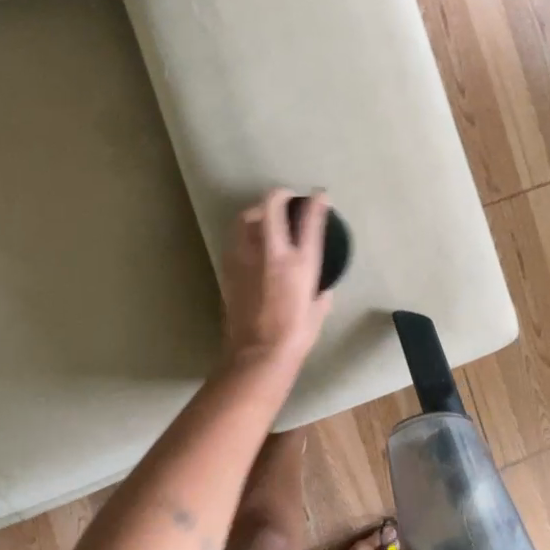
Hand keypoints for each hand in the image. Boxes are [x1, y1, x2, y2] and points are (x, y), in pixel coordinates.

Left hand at [222, 188, 332, 367]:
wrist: (257, 355)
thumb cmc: (295, 335)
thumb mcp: (319, 310)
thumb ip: (321, 290)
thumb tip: (321, 286)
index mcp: (300, 263)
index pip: (310, 221)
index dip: (316, 202)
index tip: (319, 194)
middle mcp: (273, 254)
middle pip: (271, 206)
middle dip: (279, 194)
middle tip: (285, 196)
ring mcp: (247, 259)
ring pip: (246, 219)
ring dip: (256, 212)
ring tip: (263, 217)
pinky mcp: (229, 269)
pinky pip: (235, 241)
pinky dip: (245, 235)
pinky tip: (250, 244)